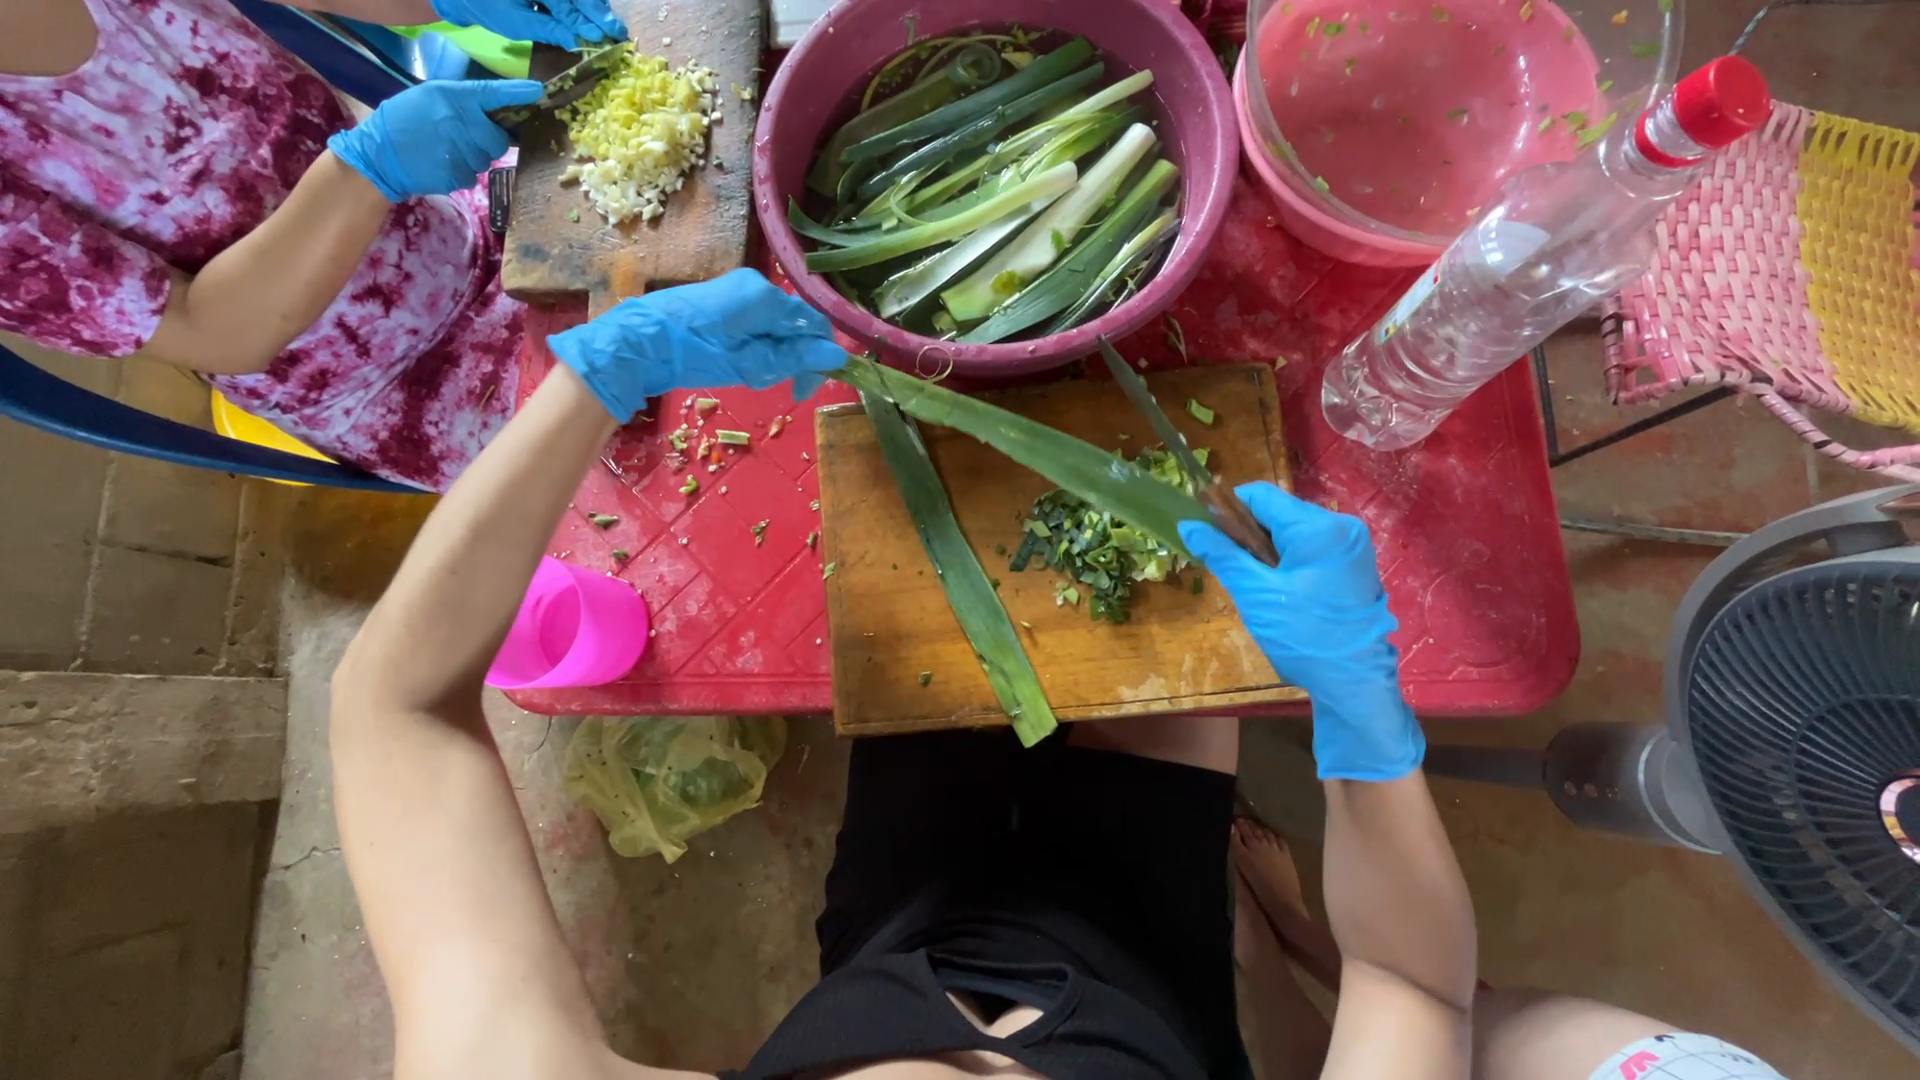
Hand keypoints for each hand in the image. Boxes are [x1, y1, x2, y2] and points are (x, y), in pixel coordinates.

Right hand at [327, 80, 540, 202]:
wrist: (377, 154)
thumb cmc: (404, 123)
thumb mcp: (428, 100)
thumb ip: (460, 105)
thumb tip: (495, 117)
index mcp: (450, 96)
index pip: (490, 93)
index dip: (516, 93)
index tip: (538, 92)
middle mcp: (458, 120)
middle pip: (498, 140)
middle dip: (489, 143)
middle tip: (465, 140)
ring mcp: (459, 149)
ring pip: (487, 160)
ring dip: (473, 159)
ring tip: (445, 151)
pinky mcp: (457, 173)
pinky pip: (474, 176)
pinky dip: (462, 173)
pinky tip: (441, 164)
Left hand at [430, 0, 626, 46]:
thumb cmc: (484, 4)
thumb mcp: (516, 21)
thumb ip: (550, 28)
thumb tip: (581, 40)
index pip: (568, 0)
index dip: (590, 18)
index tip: (609, 35)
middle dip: (596, 9)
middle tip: (616, 31)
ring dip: (590, 6)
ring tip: (606, 24)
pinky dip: (578, 3)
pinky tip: (589, 16)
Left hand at [548, 270, 847, 422]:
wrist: (640, 341)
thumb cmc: (695, 353)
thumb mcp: (750, 363)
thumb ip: (795, 358)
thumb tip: (838, 356)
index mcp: (767, 296)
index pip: (814, 324)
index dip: (820, 358)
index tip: (807, 389)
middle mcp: (758, 284)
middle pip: (797, 323)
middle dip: (797, 357)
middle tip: (782, 388)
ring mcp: (741, 288)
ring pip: (779, 324)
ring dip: (778, 352)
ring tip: (756, 375)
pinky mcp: (727, 297)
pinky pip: (760, 320)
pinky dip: (762, 344)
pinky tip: (745, 362)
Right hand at [1178, 484, 1422, 782]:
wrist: (1353, 683)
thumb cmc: (1303, 635)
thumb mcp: (1255, 594)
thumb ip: (1222, 554)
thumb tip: (1187, 525)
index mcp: (1318, 528)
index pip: (1261, 495)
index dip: (1227, 508)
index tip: (1207, 532)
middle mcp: (1340, 526)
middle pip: (1277, 510)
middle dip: (1246, 531)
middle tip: (1228, 563)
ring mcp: (1351, 545)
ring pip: (1291, 528)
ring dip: (1265, 546)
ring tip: (1251, 578)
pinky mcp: (1352, 563)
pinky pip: (1308, 545)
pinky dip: (1285, 557)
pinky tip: (1275, 584)